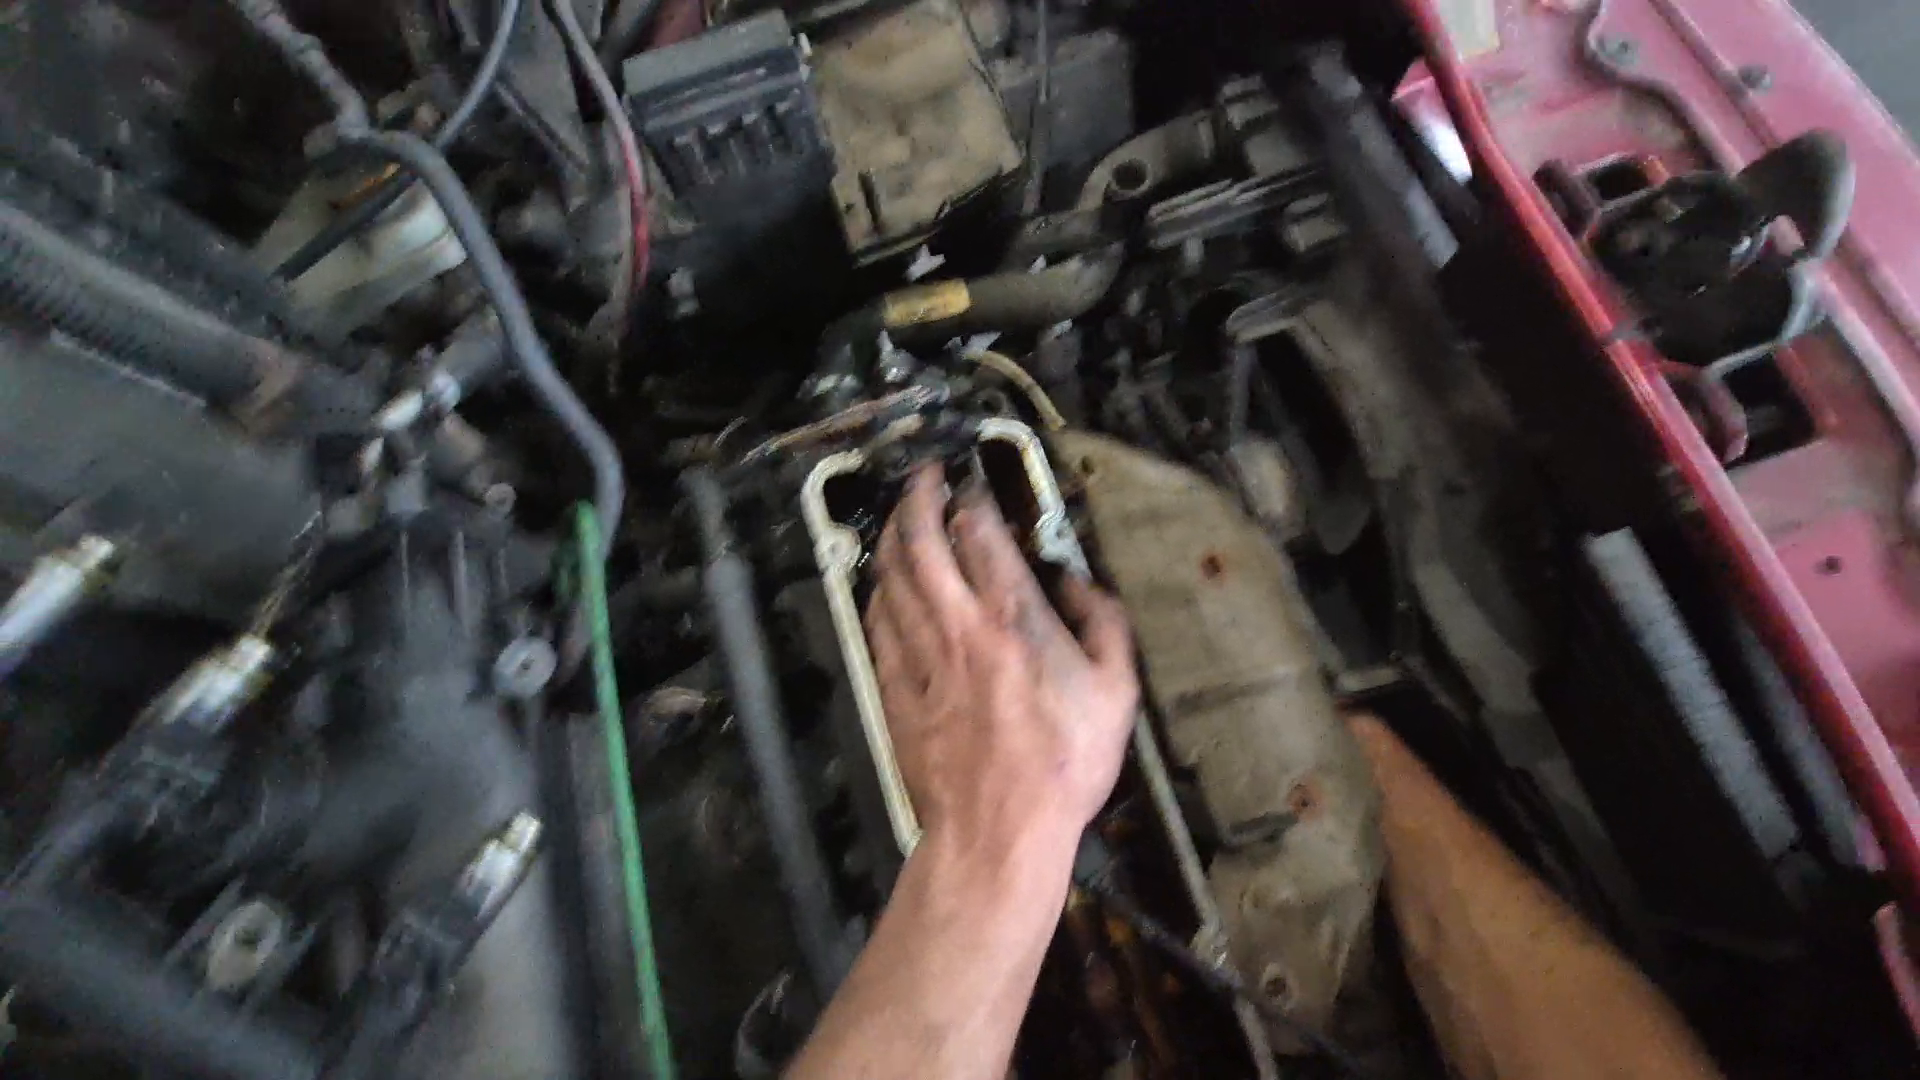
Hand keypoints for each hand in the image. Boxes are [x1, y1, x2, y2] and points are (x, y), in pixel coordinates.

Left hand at [864, 466, 1140, 868]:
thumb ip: (1103, 623)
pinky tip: (884, 585)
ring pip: (892, 578)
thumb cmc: (1064, 762)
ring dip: (893, 540)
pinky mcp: (895, 688)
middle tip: (922, 478)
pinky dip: (880, 593)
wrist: (997, 831)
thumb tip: (1076, 582)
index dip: (971, 501)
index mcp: (1013, 619)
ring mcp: (919, 657)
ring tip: (901, 521)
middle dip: (917, 498)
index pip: (979, 535)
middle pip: (920, 543)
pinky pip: (878, 625)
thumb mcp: (1116, 691)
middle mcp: (958, 625)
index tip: (971, 490)